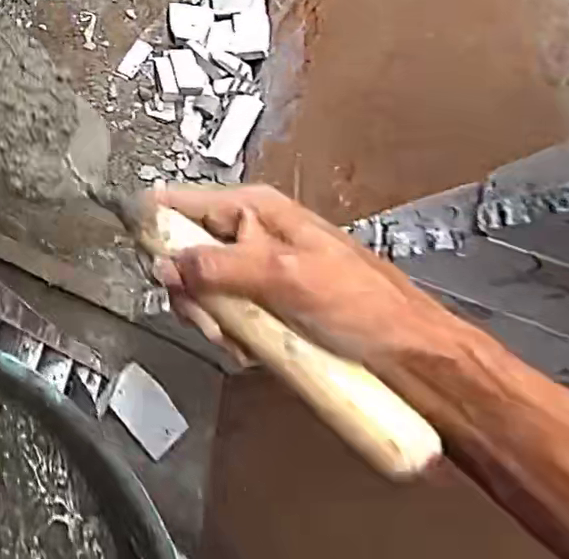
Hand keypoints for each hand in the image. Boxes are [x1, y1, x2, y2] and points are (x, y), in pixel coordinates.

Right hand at [149, 185, 463, 370]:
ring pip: (197, 285)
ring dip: (208, 315)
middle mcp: (248, 233)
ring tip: (235, 337)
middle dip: (187, 287)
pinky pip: (221, 311)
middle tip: (207, 315)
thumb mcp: (284, 276)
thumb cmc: (368, 308)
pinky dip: (226, 331)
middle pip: (181, 249)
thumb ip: (217, 265)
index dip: (153, 224)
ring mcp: (254, 269)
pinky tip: (248, 347)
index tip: (147, 258)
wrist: (421, 366)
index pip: (177, 201)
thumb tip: (163, 264)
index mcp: (253, 208)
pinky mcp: (262, 302)